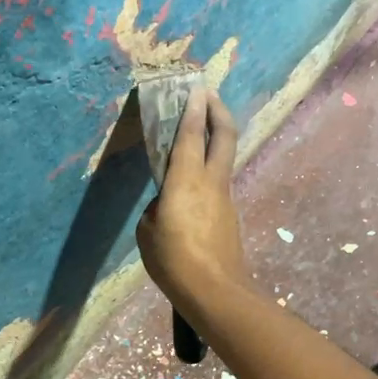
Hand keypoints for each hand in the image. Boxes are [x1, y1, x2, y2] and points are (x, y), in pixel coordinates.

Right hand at [136, 87, 249, 308]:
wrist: (215, 291)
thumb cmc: (173, 260)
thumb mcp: (148, 230)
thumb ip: (158, 207)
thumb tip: (168, 203)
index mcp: (185, 180)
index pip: (190, 135)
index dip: (192, 109)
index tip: (194, 88)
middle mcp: (211, 181)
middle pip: (224, 135)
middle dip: (217, 110)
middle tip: (208, 94)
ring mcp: (225, 197)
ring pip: (224, 157)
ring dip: (216, 137)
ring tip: (201, 130)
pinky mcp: (229, 214)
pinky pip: (218, 181)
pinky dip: (210, 167)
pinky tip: (194, 181)